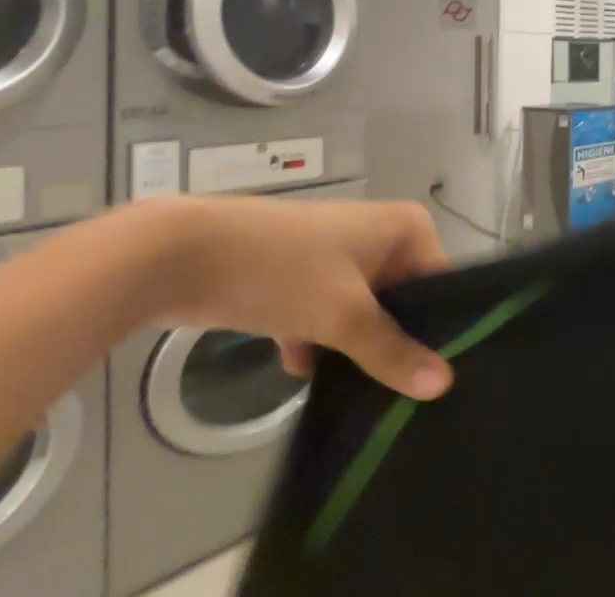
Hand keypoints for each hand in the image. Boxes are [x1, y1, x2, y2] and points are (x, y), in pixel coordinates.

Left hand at [144, 196, 454, 400]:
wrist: (171, 256)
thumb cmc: (280, 270)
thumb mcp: (342, 316)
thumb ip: (391, 352)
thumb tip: (443, 385)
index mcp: (406, 228)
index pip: (441, 282)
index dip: (439, 326)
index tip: (433, 369)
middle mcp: (378, 233)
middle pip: (402, 297)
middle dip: (391, 340)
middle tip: (396, 384)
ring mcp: (334, 252)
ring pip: (361, 308)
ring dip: (351, 344)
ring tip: (352, 385)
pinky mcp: (294, 273)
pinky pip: (323, 310)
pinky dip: (315, 338)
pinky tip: (303, 369)